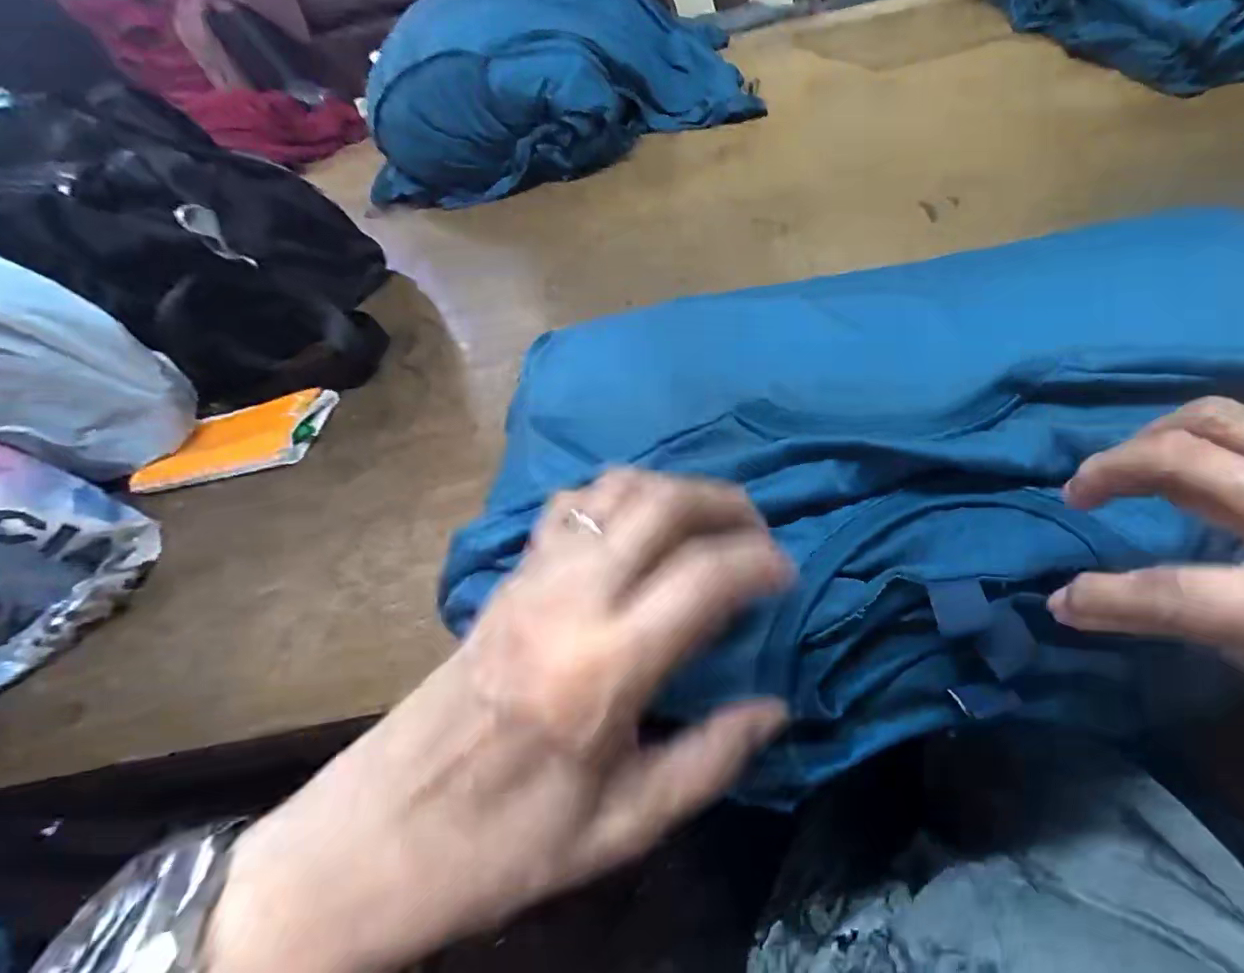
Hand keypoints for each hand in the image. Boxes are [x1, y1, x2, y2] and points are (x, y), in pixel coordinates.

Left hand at [207, 470, 793, 972]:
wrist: (356, 853)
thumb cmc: (500, 847)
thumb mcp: (622, 828)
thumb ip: (713, 760)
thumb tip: (776, 707)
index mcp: (602, 669)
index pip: (706, 576)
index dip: (763, 563)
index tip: (788, 577)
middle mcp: (568, 604)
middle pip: (665, 505)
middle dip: (731, 506)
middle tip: (760, 539)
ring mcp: (531, 582)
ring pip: (620, 489)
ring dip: (682, 492)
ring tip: (714, 526)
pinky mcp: (508, 580)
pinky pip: (576, 504)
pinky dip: (626, 496)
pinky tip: (647, 528)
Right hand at [1051, 398, 1243, 838]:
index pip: (1178, 594)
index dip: (1106, 600)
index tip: (1061, 601)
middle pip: (1181, 457)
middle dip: (1110, 469)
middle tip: (1076, 494)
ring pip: (1222, 418)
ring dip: (1157, 435)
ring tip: (1130, 463)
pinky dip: (1218, 435)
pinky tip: (1223, 467)